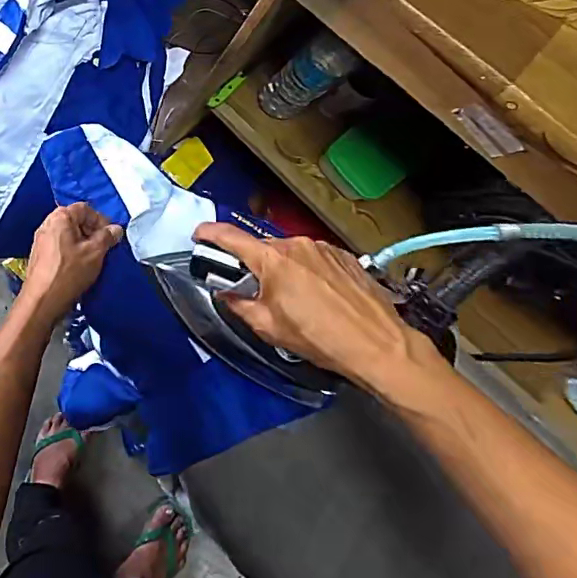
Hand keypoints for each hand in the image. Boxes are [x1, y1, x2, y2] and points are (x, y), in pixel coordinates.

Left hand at [22, 203, 123, 323]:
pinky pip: (61, 246)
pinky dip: (73, 252)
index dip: (101, 219)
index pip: (84, 208)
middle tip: (105, 246)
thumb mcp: (95, 252)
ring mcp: (41, 241)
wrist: (42, 301)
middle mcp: (47, 225)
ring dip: (84, 243)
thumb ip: (107, 237)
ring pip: (69, 235)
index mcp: (59, 218)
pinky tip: (81, 266)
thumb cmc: (69, 273)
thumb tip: (115, 229)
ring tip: (95, 258)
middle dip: (92, 231)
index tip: (110, 235)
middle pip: (75, 220)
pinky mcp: (39, 256)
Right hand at [191, 222, 444, 398]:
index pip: (232, 237)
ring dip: (285, 271)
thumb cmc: (323, 339)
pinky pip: (315, 258)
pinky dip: (309, 273)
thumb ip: (240, 306)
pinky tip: (319, 298)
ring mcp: (323, 248)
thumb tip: (228, 295)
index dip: (210, 234)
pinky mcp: (343, 255)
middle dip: (255, 267)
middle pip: (263, 249)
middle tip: (256, 294)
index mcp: (274, 261)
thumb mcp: (270, 328)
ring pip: (291, 254)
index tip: (200, 235)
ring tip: (296, 303)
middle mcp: (298, 245)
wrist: (376, 343)